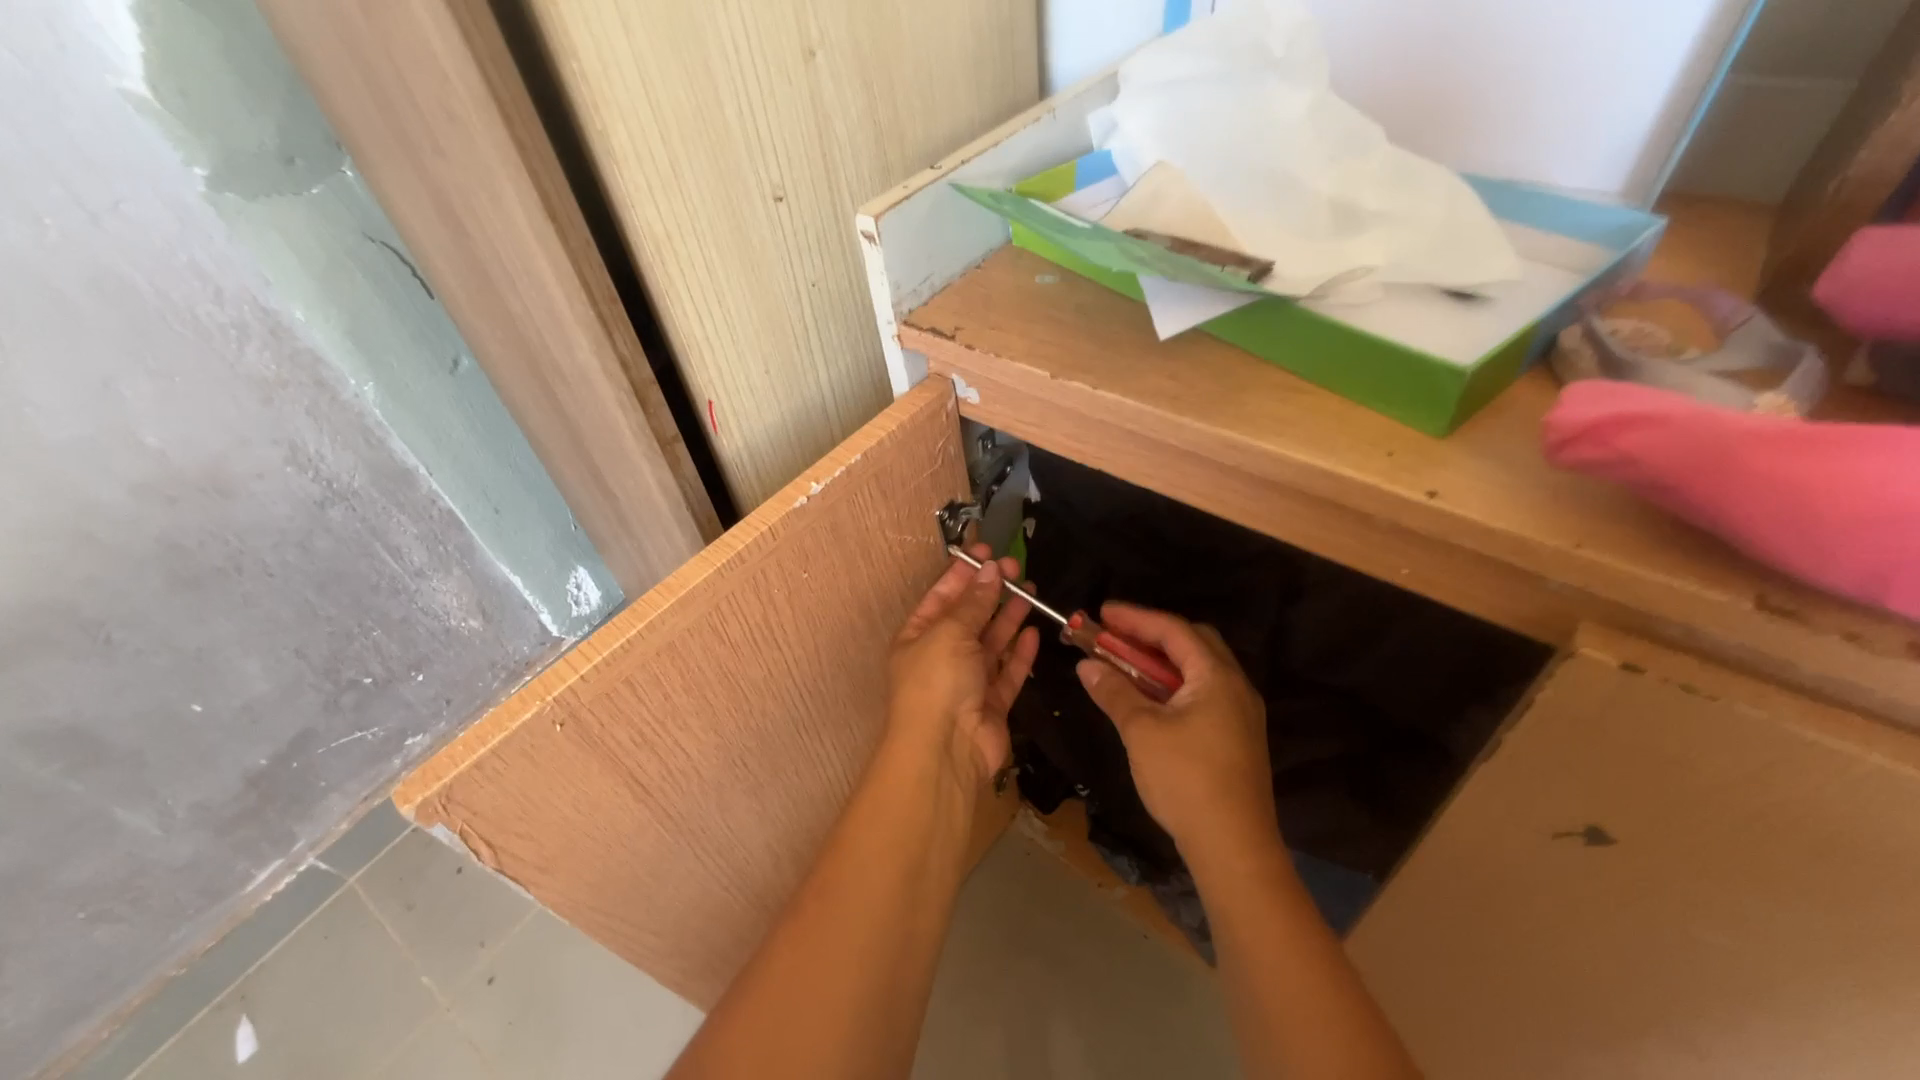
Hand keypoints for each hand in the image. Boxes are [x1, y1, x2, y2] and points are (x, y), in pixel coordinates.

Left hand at [886, 543, 1039, 787]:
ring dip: (1009, 618)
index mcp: (917, 637)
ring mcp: (967, 683)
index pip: (941, 597)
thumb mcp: (949, 632)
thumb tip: (991, 571)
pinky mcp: (991, 705)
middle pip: (969, 618)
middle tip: (1017, 569)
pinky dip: (1020, 653)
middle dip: (991, 593)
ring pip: (991, 644)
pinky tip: (1033, 633)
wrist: (945, 750)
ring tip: (1032, 592)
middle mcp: (940, 657)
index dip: (963, 573)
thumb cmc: (936, 682)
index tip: (988, 551)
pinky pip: (1007, 673)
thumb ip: (974, 603)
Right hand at [1075, 603, 1278, 869]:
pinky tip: (1149, 702)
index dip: (1135, 618)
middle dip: (1150, 635)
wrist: (1234, 846)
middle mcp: (1236, 686)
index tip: (1101, 612)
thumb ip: (1115, 692)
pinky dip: (1172, 688)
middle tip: (1113, 637)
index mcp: (1217, 676)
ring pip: (1198, 671)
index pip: (1174, 630)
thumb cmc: (1186, 780)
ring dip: (1160, 663)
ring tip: (1124, 666)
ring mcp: (1240, 714)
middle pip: (1193, 643)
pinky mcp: (1236, 738)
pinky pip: (1203, 695)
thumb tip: (1087, 665)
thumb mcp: (1142, 731)